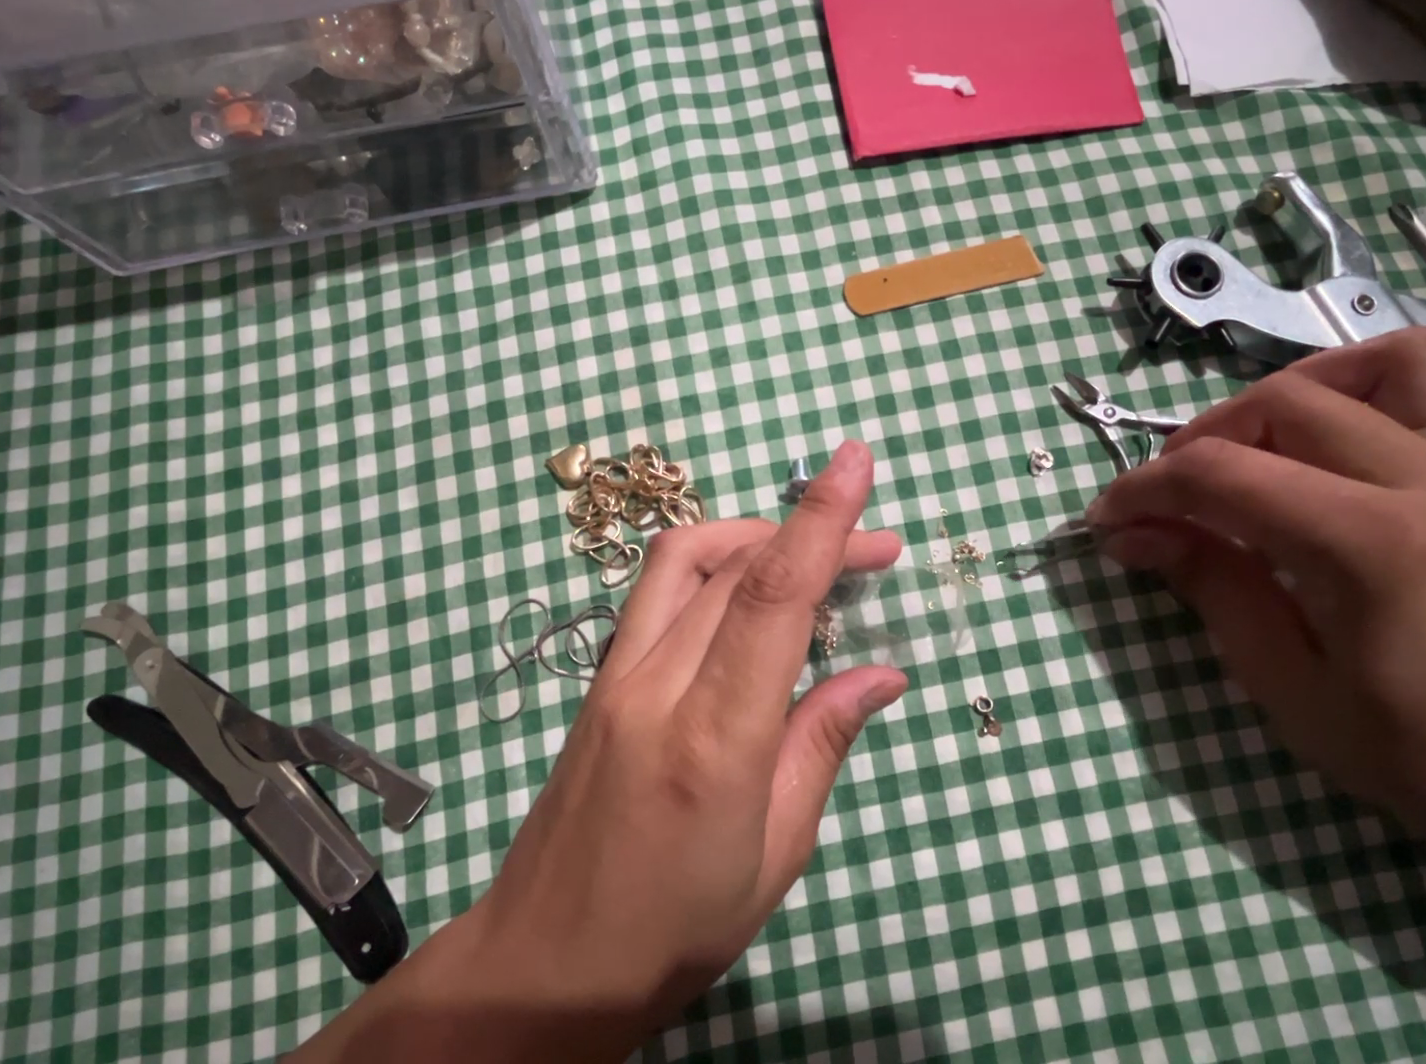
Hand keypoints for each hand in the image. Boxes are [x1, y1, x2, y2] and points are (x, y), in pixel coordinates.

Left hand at [294, 441, 906, 1062]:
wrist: (543, 962)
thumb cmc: (673, 929)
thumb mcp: (774, 853)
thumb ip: (822, 746)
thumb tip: (882, 673)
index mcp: (715, 739)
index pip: (772, 598)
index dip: (821, 522)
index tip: (856, 462)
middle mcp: (656, 686)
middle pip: (734, 566)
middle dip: (811, 532)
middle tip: (879, 548)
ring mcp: (614, 678)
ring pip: (681, 563)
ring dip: (751, 536)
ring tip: (807, 556)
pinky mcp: (596, 684)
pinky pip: (657, 597)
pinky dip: (712, 571)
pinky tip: (746, 600)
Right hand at [1090, 328, 1425, 1054]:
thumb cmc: (1409, 755)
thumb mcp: (1283, 683)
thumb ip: (1210, 585)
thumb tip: (1134, 533)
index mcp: (1366, 544)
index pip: (1222, 474)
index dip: (1144, 488)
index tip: (1104, 518)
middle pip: (1286, 402)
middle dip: (1201, 438)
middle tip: (1168, 494)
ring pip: (1393, 362)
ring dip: (1308, 384)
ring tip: (1264, 437)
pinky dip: (1421, 396)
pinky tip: (1377, 439)